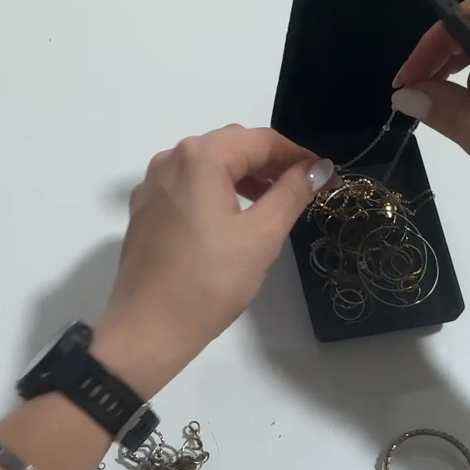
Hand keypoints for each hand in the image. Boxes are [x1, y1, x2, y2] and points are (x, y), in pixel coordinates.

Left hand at [92, 126, 331, 394]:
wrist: (150, 328)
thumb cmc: (211, 283)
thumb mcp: (262, 237)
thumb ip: (291, 194)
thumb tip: (318, 168)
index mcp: (200, 157)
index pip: (260, 140)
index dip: (297, 155)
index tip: (325, 175)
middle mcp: (171, 160)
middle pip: (230, 148)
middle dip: (268, 164)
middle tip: (302, 189)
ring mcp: (152, 187)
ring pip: (206, 168)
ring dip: (241, 179)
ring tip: (270, 206)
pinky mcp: (144, 214)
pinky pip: (186, 190)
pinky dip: (214, 195)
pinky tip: (229, 222)